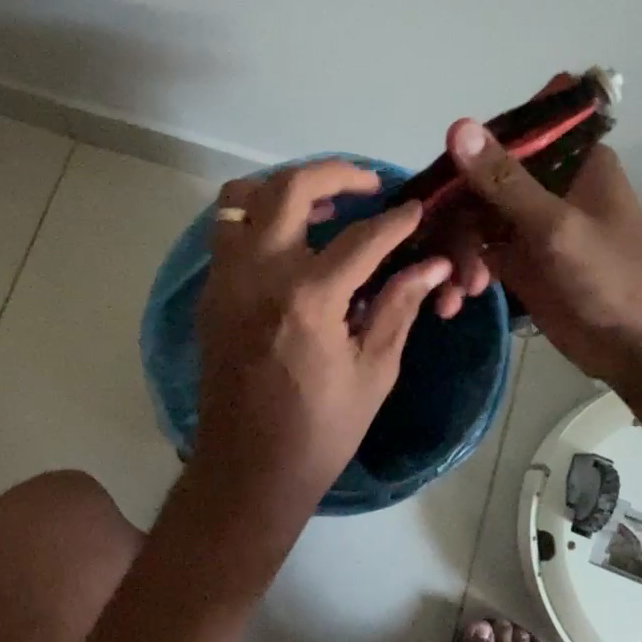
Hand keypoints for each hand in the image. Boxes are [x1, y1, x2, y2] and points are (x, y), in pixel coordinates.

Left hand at [192, 160, 453, 506]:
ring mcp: (225, 280)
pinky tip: (292, 243)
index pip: (361, 236)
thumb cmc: (319, 430)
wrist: (247, 469)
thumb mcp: (373, 371)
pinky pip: (227, 232)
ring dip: (282, 188)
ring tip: (321, 204)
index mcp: (307, 298)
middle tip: (366, 185)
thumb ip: (398, 307)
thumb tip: (432, 265)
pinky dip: (258, 219)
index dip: (397, 220)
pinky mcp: (209, 294)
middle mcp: (257, 274)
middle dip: (334, 172)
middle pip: (289, 188)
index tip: (416, 209)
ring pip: (241, 199)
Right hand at [433, 76, 641, 383]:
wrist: (633, 349)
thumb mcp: (555, 226)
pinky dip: (465, 270)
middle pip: (485, 174)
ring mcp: (531, 221)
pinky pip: (477, 250)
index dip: (481, 139)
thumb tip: (457, 127)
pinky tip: (460, 296)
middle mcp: (550, 183)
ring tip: (458, 284)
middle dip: (457, 207)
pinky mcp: (517, 257)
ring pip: (474, 214)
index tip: (448, 166)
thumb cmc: (610, 278)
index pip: (521, 126)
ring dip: (458, 247)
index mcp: (574, 160)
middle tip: (435, 236)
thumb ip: (505, 180)